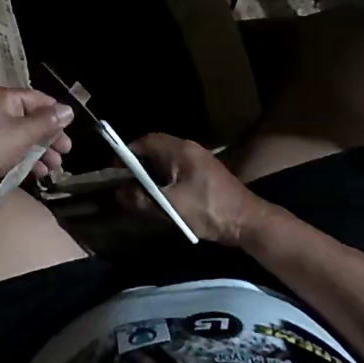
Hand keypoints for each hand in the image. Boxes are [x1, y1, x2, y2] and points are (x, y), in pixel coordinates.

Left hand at [0, 88, 73, 198]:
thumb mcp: (24, 133)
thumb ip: (48, 121)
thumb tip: (69, 110)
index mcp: (2, 98)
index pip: (36, 98)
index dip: (55, 112)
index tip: (70, 128)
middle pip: (31, 119)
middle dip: (50, 136)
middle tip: (66, 151)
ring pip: (23, 137)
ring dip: (41, 151)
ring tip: (55, 167)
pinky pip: (12, 151)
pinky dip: (26, 160)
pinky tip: (39, 173)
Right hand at [125, 134, 268, 244]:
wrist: (248, 222)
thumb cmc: (209, 210)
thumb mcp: (171, 207)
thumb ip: (142, 199)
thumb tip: (119, 193)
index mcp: (181, 151)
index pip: (146, 140)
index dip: (127, 153)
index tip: (116, 171)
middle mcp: (189, 149)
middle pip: (155, 149)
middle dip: (137, 165)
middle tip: (125, 183)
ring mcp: (199, 160)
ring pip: (166, 160)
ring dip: (151, 174)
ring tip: (139, 192)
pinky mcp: (204, 174)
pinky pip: (177, 169)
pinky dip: (164, 179)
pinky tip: (160, 197)